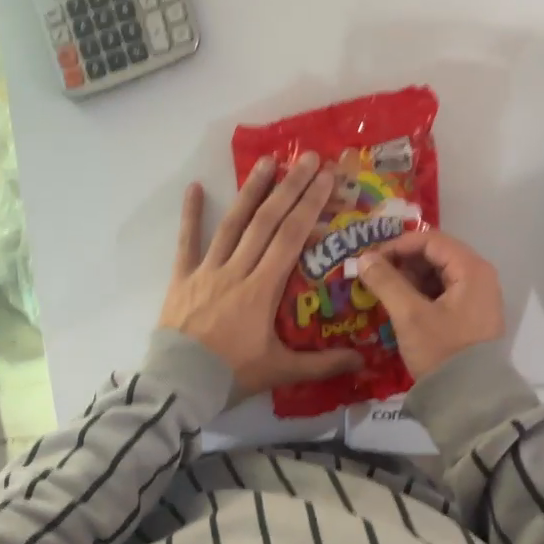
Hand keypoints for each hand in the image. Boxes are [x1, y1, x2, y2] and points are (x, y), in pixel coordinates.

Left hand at [159, 152, 363, 399]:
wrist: (180, 385)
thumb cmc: (231, 376)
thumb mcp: (281, 372)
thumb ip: (322, 364)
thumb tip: (363, 361)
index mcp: (262, 289)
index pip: (291, 238)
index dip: (310, 205)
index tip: (326, 177)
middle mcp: (236, 271)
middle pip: (266, 222)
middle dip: (290, 188)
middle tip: (308, 158)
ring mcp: (206, 272)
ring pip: (231, 224)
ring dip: (250, 191)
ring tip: (267, 162)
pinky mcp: (181, 280)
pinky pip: (187, 242)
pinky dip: (190, 215)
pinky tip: (194, 187)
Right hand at [356, 230, 506, 379]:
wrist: (467, 397)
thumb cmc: (441, 351)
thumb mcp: (409, 315)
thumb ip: (386, 282)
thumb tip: (364, 258)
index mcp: (472, 270)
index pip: (432, 240)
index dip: (398, 245)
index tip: (370, 259)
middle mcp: (479, 277)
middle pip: (436, 256)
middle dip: (402, 262)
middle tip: (373, 276)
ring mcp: (476, 298)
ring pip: (437, 276)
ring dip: (408, 279)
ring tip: (382, 292)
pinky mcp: (469, 317)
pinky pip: (442, 294)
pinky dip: (419, 295)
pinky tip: (399, 307)